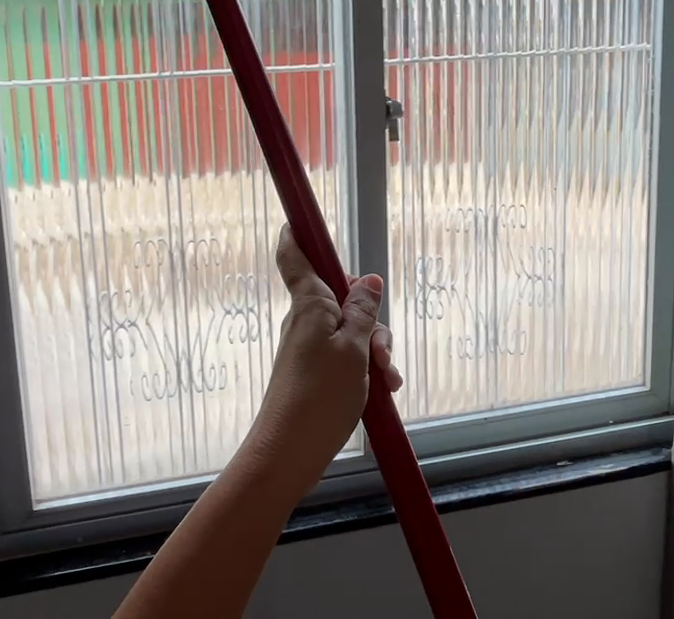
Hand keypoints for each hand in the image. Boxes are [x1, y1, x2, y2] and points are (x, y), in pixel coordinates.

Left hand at [247, 226, 403, 479]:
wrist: (288, 454)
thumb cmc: (320, 397)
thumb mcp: (354, 349)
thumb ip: (363, 313)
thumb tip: (368, 279)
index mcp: (309, 305)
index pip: (294, 257)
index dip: (296, 234)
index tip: (298, 218)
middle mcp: (306, 320)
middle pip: (341, 298)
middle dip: (370, 317)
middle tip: (381, 350)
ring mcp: (309, 348)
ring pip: (349, 331)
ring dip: (374, 350)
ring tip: (386, 379)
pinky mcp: (314, 374)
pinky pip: (346, 358)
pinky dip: (366, 370)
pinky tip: (383, 391)